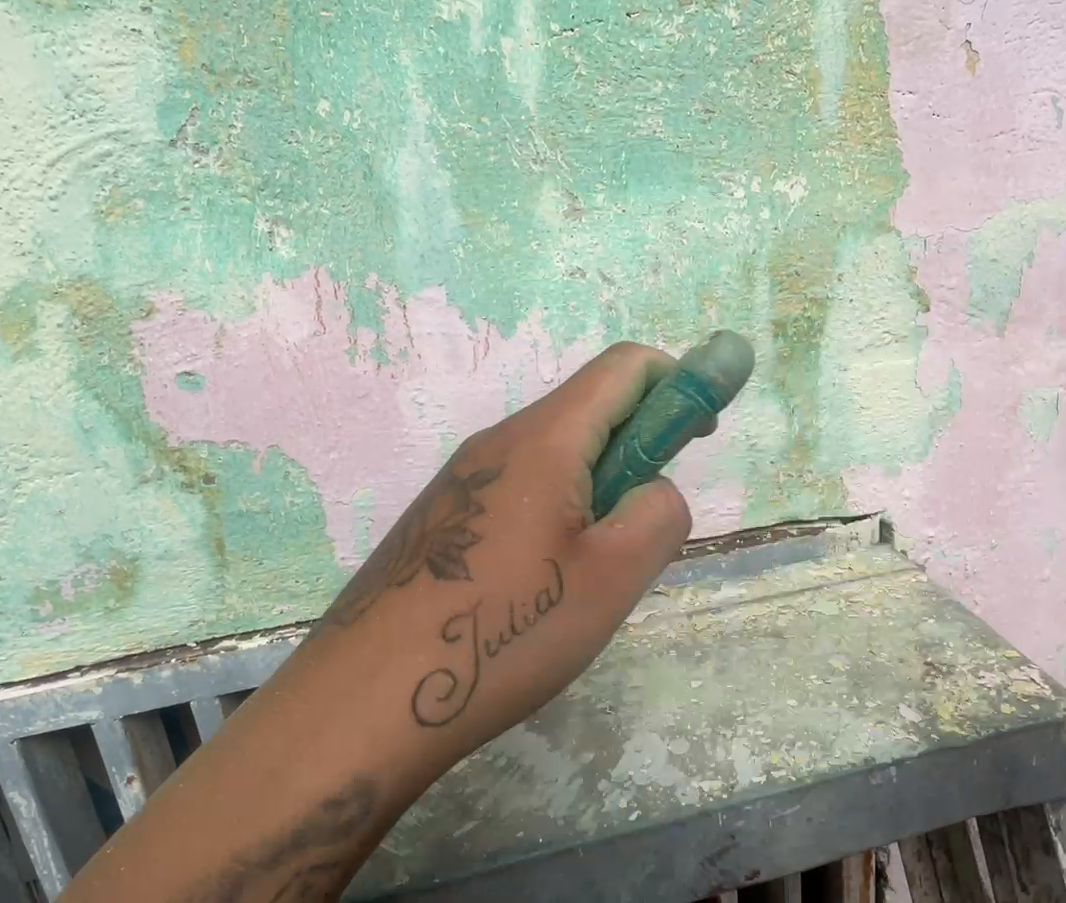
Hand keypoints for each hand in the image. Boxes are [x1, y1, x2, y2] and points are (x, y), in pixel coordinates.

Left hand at [318, 339, 697, 745]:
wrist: (367, 698)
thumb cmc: (506, 628)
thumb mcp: (613, 575)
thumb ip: (659, 512)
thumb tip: (651, 489)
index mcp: (544, 438)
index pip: (625, 367)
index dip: (678, 384)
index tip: (698, 438)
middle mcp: (498, 441)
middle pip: (588, 411)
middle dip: (636, 454)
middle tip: (639, 534)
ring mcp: (462, 480)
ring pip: (555, 458)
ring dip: (595, 494)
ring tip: (585, 576)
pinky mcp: (442, 519)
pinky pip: (519, 492)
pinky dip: (555, 516)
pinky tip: (536, 589)